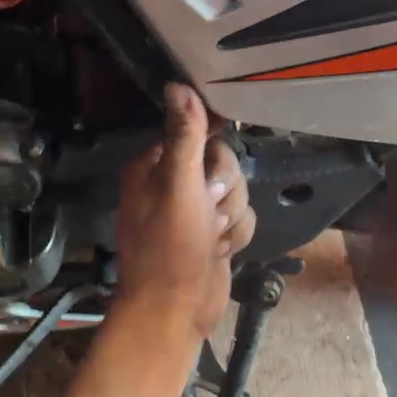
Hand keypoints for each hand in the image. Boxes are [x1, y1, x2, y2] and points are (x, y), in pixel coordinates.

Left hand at [113, 84, 254, 340]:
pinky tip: (220, 251)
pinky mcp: (213, 234)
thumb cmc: (170, 248)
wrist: (175, 310)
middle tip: (209, 209)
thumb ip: (184, 137)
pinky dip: (235, 235)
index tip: (218, 168)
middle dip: (225, 190)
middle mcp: (173, 185)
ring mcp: (195, 212)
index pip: (196, 133)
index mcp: (154, 167)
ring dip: (231, 216)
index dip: (213, 149)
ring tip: (212, 237)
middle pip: (223, 163)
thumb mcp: (178, 186)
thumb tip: (178, 85)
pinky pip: (241, 218)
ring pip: (237, 192)